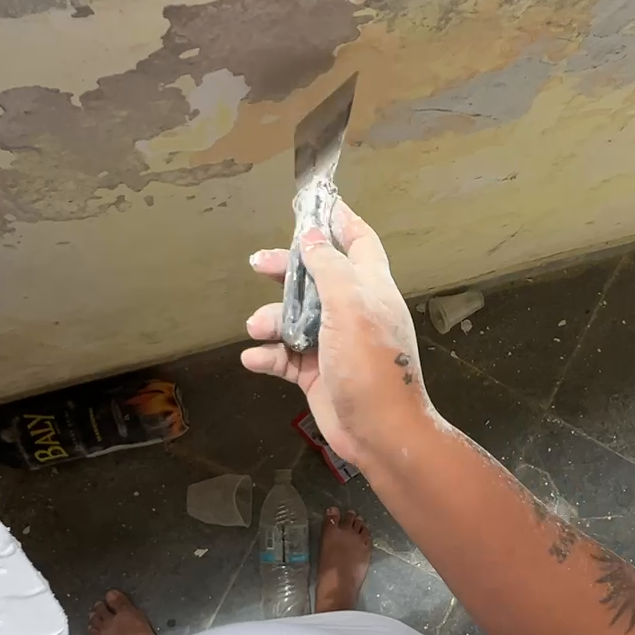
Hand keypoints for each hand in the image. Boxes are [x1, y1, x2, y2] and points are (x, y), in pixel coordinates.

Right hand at [242, 202, 433, 467]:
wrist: (379, 432)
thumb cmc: (371, 367)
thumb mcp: (351, 307)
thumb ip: (329, 268)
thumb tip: (312, 238)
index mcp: (371, 290)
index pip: (358, 243)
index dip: (339, 221)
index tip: (315, 203)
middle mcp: (353, 313)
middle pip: (316, 278)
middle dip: (286, 270)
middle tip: (259, 264)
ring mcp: (334, 345)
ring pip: (294, 319)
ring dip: (271, 320)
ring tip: (257, 328)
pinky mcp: (318, 374)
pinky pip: (286, 357)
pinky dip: (269, 355)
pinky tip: (255, 358)